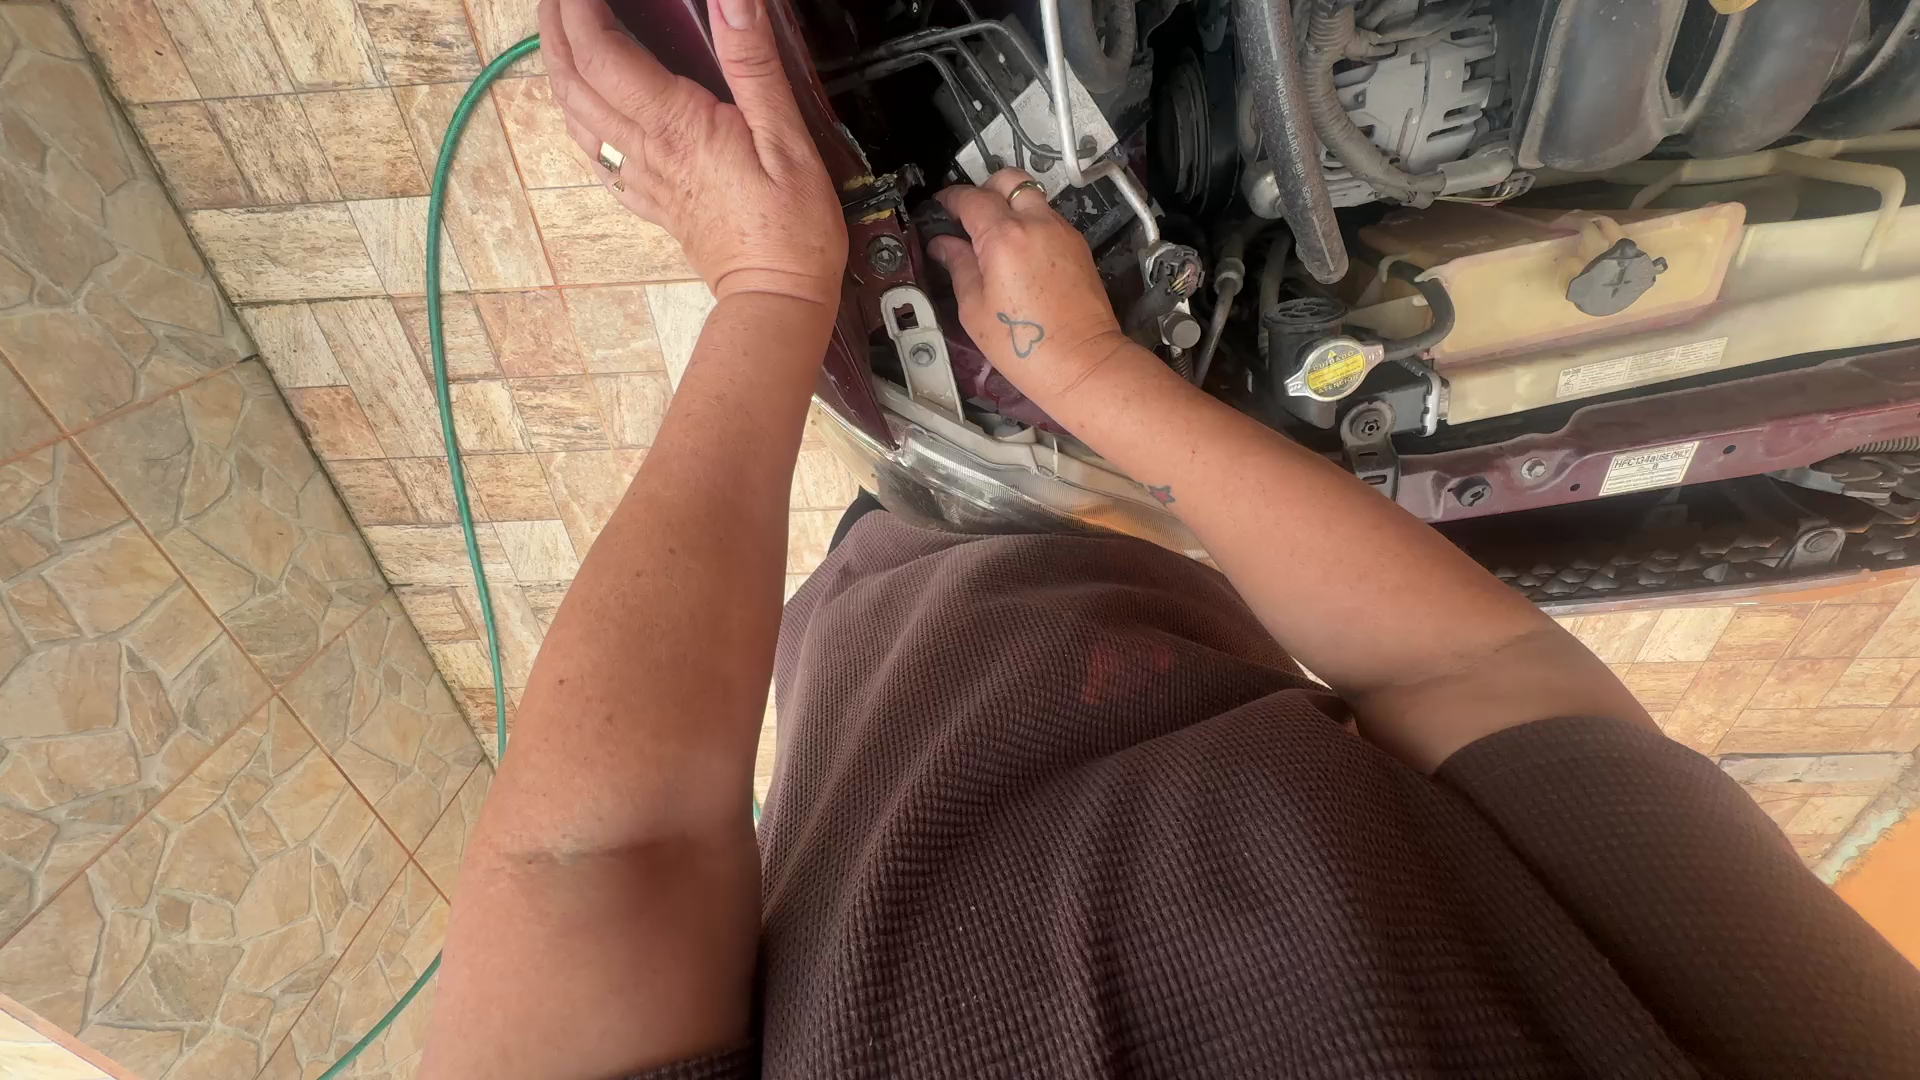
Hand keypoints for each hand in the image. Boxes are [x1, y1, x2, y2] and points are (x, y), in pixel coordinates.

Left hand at [540, 0, 846, 307]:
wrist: (780, 300)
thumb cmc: (793, 233)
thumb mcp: (789, 142)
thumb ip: (755, 67)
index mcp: (676, 127)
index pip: (599, 48)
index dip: (579, 3)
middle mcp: (648, 153)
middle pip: (571, 78)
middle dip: (556, 25)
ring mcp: (646, 184)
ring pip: (575, 118)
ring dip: (560, 69)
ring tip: (569, 37)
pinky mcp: (656, 208)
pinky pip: (599, 161)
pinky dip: (580, 124)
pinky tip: (590, 113)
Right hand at [928, 169, 1129, 401]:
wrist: (1080, 363)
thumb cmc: (1025, 345)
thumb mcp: (974, 310)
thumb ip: (959, 268)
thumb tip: (945, 246)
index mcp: (1003, 237)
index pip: (971, 199)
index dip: (950, 199)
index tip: (941, 206)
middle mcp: (1036, 224)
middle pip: (1008, 180)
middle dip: (985, 189)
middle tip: (969, 214)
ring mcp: (1062, 232)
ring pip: (1032, 197)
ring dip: (1011, 205)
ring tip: (995, 235)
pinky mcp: (1078, 247)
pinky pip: (1050, 219)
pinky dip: (1032, 224)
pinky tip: (1020, 254)